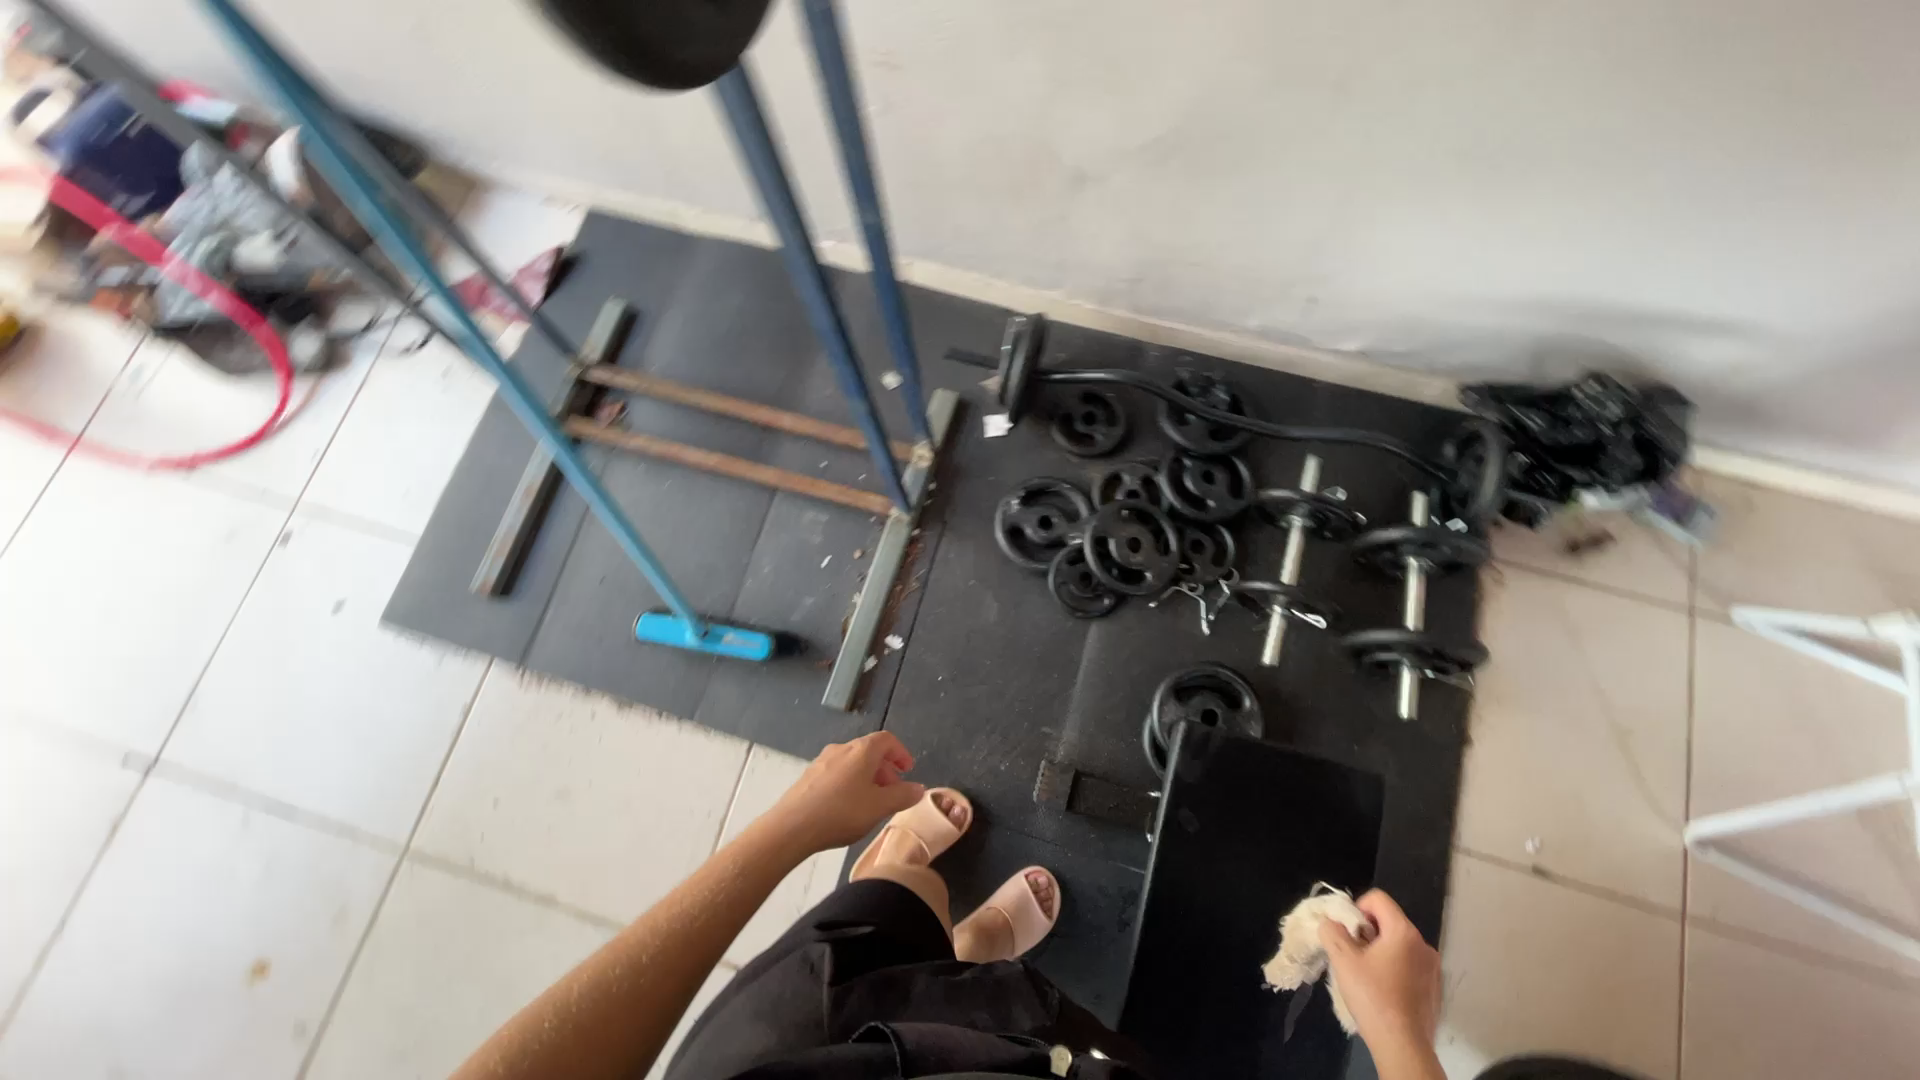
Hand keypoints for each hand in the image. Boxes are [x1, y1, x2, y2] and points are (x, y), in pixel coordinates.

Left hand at [761, 732, 924, 854]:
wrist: (791, 827)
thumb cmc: (841, 812)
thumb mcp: (879, 807)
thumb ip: (902, 796)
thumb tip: (919, 788)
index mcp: (862, 750)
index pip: (887, 740)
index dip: (901, 753)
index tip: (908, 771)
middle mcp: (841, 748)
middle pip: (869, 751)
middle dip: (885, 769)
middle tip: (893, 792)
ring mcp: (822, 761)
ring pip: (852, 763)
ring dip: (867, 777)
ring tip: (872, 802)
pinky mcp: (808, 777)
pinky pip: (837, 773)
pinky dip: (850, 783)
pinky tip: (847, 807)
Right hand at [1320, 889, 1441, 1053]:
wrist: (1403, 1045)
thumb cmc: (1373, 997)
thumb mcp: (1342, 959)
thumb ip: (1332, 931)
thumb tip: (1331, 922)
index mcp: (1404, 932)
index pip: (1378, 899)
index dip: (1356, 908)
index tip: (1347, 933)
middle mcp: (1424, 945)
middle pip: (1389, 922)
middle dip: (1367, 932)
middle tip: (1352, 955)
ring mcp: (1433, 968)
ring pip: (1399, 945)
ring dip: (1380, 951)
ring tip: (1367, 975)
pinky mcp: (1435, 988)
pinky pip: (1410, 965)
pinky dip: (1394, 969)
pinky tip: (1384, 992)